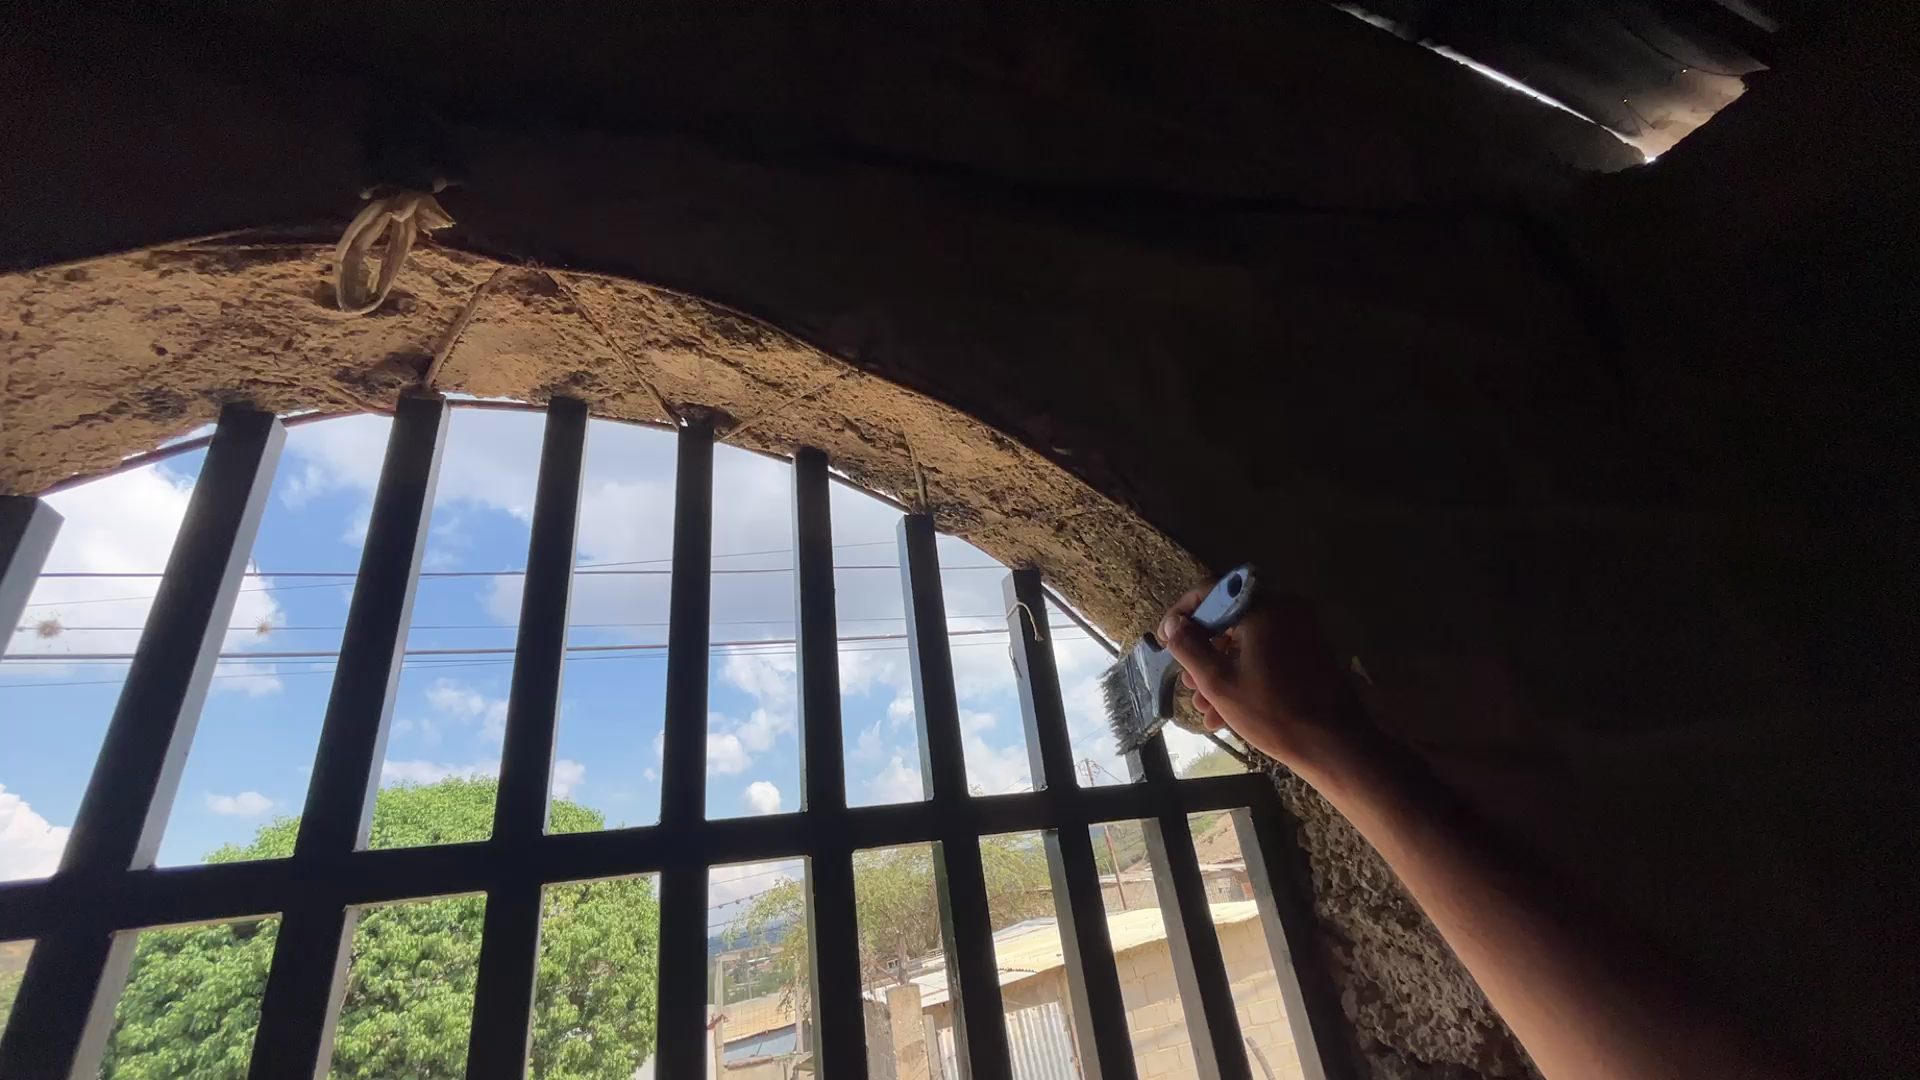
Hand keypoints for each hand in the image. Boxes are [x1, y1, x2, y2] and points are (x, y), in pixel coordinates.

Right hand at [1158, 588, 1365, 771]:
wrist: (1338, 746)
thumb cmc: (1274, 713)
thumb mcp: (1219, 682)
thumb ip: (1189, 647)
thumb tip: (1174, 624)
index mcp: (1262, 610)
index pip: (1210, 591)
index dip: (1182, 614)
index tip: (1166, 640)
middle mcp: (1284, 610)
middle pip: (1228, 618)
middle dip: (1202, 652)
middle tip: (1186, 682)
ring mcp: (1301, 630)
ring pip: (1245, 640)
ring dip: (1221, 669)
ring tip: (1204, 706)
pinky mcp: (1309, 651)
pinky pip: (1266, 651)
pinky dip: (1244, 672)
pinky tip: (1227, 709)